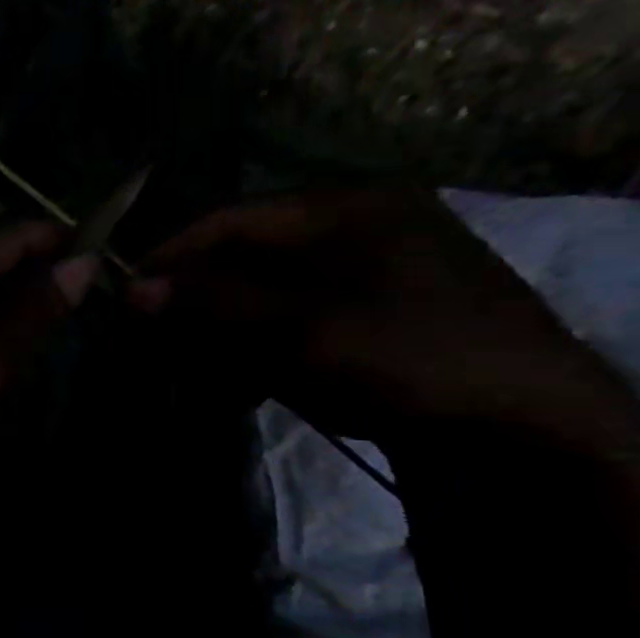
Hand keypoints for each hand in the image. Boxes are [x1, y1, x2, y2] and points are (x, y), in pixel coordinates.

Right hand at [132, 190, 638, 445]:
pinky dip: (250, 357)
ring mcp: (362, 278)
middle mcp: (354, 231)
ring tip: (187, 381)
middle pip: (242, 261)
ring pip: (258, 300)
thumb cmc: (406, 359)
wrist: (517, 425)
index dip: (170, 258)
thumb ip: (213, 305)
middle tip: (148, 351)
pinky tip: (236, 391)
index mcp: (347, 209)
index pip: (230, 219)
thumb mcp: (299, 329)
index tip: (121, 300)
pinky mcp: (365, 322)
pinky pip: (285, 329)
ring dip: (215, 340)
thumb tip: (132, 290)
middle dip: (191, 308)